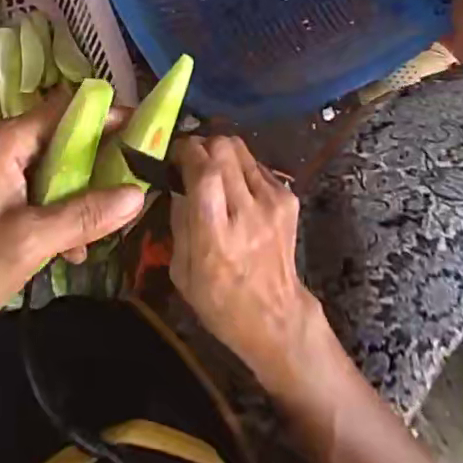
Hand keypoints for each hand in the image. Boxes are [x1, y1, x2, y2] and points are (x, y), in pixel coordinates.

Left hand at [0, 92, 144, 358]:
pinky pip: (29, 185)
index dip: (104, 114)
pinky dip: (53, 204)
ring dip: (76, 188)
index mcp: (0, 143)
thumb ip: (86, 213)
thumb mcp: (32, 243)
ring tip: (102, 223)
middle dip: (95, 157)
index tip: (140, 131)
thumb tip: (138, 193)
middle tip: (128, 180)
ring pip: (46, 164)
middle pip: (56, 134)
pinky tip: (69, 244)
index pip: (63, 108)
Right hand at [168, 136, 322, 385]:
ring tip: (212, 170)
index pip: (205, 173)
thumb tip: (177, 182)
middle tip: (192, 158)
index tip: (174, 153)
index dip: (187, 152)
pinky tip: (236, 189)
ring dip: (221, 153)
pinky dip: (240, 168)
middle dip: (202, 145)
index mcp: (216, 236)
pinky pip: (256, 164)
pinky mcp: (288, 198)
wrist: (276, 316)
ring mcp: (273, 202)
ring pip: (241, 148)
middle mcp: (248, 213)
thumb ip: (179, 221)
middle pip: (224, 149)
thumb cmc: (220, 301)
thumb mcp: (182, 271)